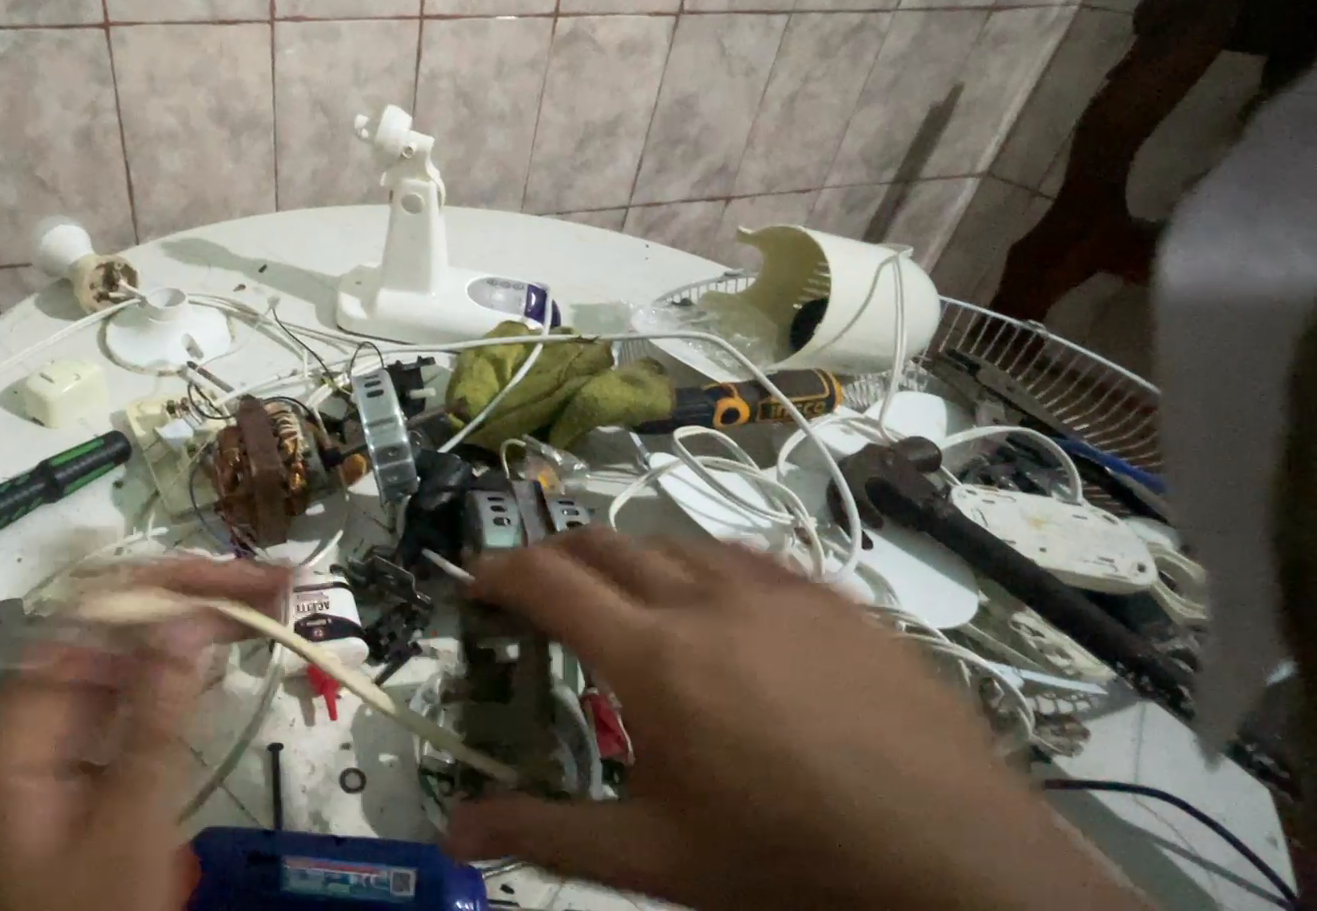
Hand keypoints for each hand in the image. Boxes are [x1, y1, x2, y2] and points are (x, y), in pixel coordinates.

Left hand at [0, 559, 287, 910]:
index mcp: (19, 712)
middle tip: (273, 587)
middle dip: (196, 596)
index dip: (185, 583)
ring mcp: (44, 723)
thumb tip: (187, 619)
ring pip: (124, 645)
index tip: (253, 582)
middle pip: (116, 618)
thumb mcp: (127, 825)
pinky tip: (214, 648)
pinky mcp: (66, 747)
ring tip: (259, 604)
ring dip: (192, 621)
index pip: (106, 609)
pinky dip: (172, 663)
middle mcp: (25, 701)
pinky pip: (121, 681)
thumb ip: (156, 715)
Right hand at [446, 530, 1142, 910]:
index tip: (474, 580)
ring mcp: (772, 589)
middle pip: (600, 543)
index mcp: (649, 656)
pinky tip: (717, 608)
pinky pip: (743, 555)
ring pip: (670, 543)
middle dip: (554, 559)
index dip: (498, 570)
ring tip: (628, 607)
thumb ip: (544, 834)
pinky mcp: (831, 597)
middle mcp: (701, 599)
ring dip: (628, 563)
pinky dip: (701, 568)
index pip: (546, 580)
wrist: (964, 874)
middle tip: (539, 596)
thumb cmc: (788, 866)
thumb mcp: (654, 861)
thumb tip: (452, 832)